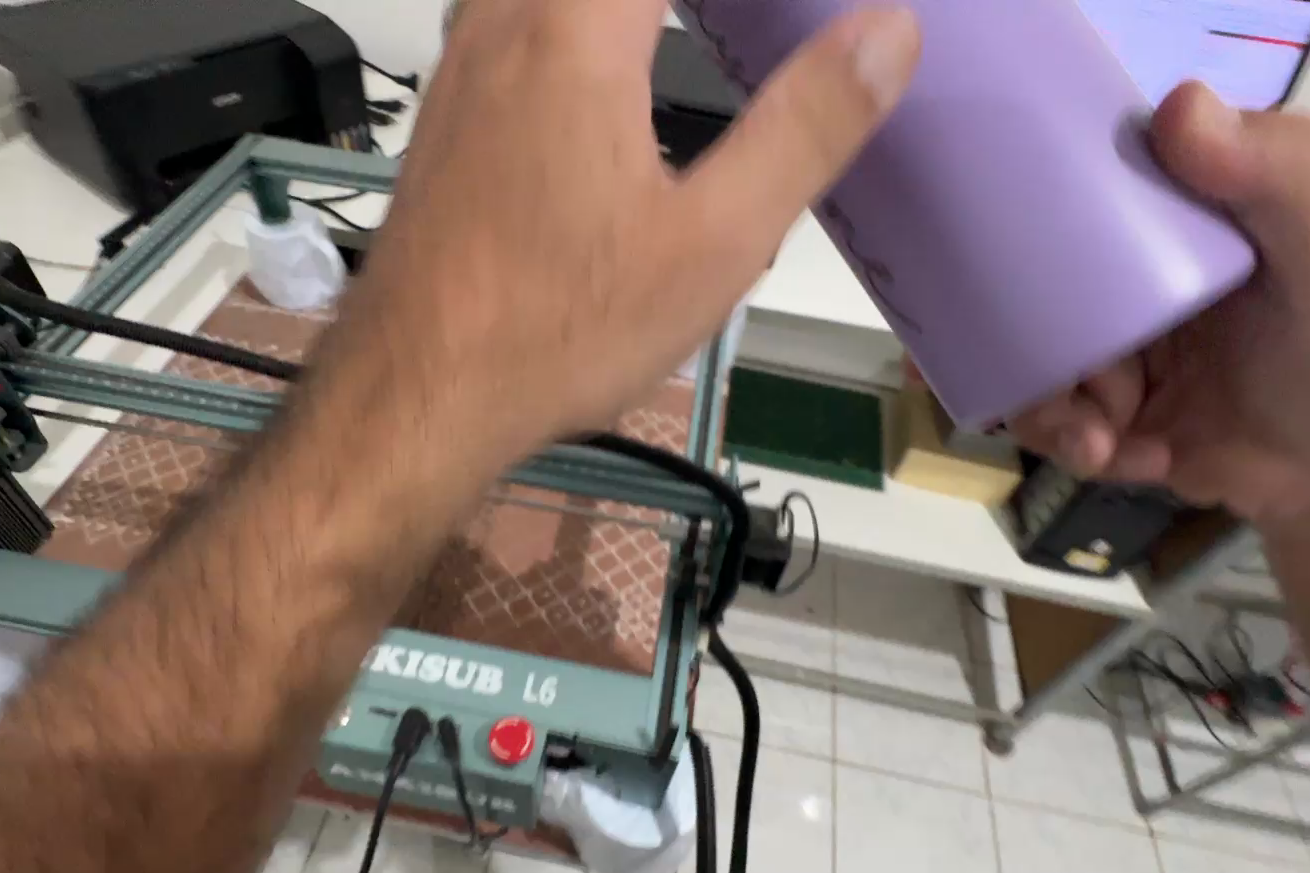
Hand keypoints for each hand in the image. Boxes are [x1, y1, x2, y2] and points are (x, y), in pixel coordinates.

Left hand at [334, 0, 921, 455]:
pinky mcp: (444, 127)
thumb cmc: (561, 330)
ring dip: (619, 15)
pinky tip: (603, 75)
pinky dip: (573, 28)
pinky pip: (514, 27)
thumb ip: (802, 132)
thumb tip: (888, 34)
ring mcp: (460, 74)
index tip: (795, 18)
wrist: (421, 398)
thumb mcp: (710, 245)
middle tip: (745, 32)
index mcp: (579, 29)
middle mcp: (505, 23)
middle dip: (691, 4)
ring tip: (693, 38)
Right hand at [1008, 83, 1309, 526]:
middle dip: (1028, 355)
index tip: (981, 263)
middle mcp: (1137, 295)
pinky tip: (1134, 461)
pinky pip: (1058, 432)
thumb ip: (1283, 174)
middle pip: (1035, 309)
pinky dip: (1082, 452)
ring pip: (1034, 377)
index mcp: (1178, 237)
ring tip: (1096, 444)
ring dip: (1051, 417)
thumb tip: (1174, 104)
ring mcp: (1120, 363)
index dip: (1024, 233)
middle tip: (1050, 391)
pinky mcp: (1112, 424)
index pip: (1081, 217)